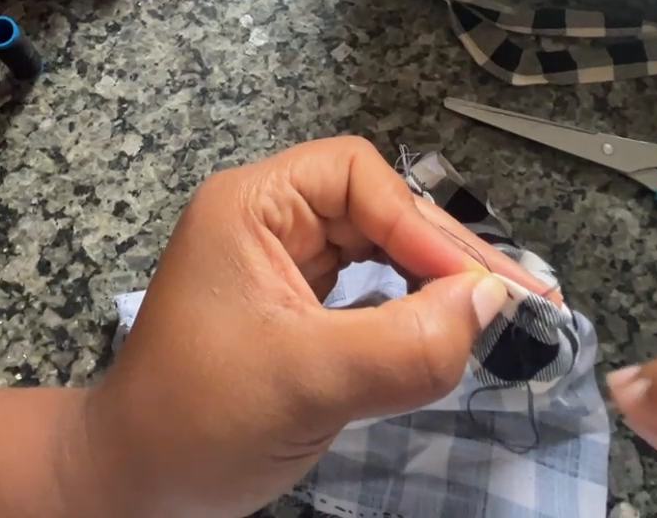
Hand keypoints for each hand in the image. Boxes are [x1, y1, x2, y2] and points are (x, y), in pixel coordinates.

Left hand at [81, 137, 557, 516]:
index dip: (420, 223)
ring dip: (431, 275)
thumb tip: (491, 301)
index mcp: (252, 205)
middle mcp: (266, 216)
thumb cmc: (198, 419)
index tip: (480, 286)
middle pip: (371, 205)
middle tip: (521, 297)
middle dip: (440, 250)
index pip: (354, 176)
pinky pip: (362, 283)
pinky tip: (443, 322)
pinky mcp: (292, 298)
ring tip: (497, 307)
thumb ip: (404, 344)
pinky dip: (407, 303)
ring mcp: (279, 256)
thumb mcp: (306, 381)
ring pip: (373, 243)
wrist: (135, 480)